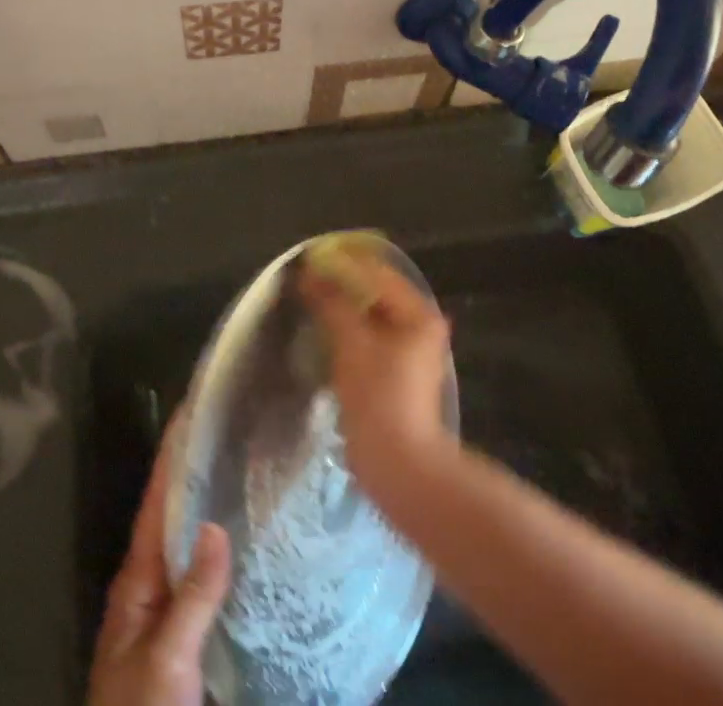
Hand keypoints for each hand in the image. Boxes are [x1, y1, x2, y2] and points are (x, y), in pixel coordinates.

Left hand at [89, 416, 231, 705]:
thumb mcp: (167, 657)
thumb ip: (192, 596)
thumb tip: (216, 525)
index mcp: (135, 584)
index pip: (156, 508)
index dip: (172, 461)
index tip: (190, 415)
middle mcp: (149, 587)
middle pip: (173, 519)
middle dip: (196, 474)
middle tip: (233, 431)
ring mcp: (167, 610)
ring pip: (191, 545)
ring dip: (212, 506)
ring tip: (248, 467)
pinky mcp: (186, 631)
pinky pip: (206, 577)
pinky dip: (225, 550)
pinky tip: (251, 538)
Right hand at [299, 255, 455, 490]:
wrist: (397, 463)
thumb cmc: (378, 398)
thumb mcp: (352, 344)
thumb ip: (332, 304)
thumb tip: (308, 274)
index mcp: (419, 314)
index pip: (378, 273)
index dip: (343, 264)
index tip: (308, 260)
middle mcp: (419, 327)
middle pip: (375, 294)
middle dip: (340, 285)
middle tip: (303, 280)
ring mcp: (407, 353)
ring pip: (368, 318)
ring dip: (339, 309)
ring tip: (306, 303)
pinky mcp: (392, 375)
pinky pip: (365, 341)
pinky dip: (344, 333)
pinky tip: (319, 334)